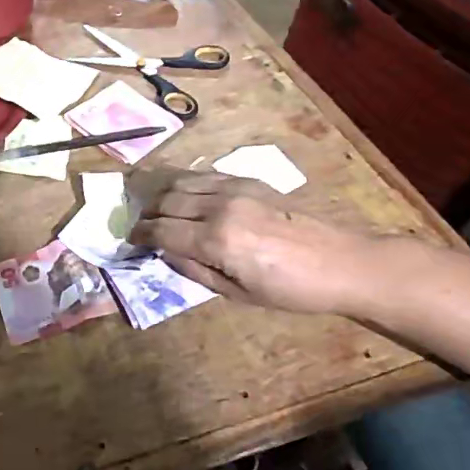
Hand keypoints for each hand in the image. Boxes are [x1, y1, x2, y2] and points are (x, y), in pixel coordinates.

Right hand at [127, 172, 381, 314]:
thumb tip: (166, 253)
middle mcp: (220, 206)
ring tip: (153, 207)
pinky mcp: (249, 180)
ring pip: (182, 181)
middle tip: (138, 226)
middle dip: (146, 214)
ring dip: (161, 193)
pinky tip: (183, 193)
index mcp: (216, 240)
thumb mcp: (237, 294)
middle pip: (166, 201)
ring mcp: (236, 187)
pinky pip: (206, 175)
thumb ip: (195, 270)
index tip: (130, 241)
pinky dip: (185, 182)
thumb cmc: (289, 290)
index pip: (161, 231)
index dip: (140, 236)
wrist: (339, 262)